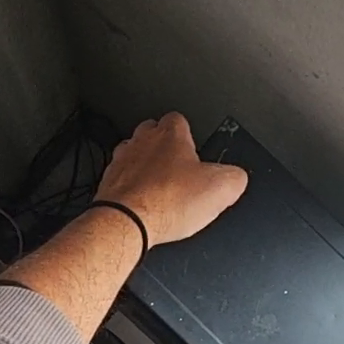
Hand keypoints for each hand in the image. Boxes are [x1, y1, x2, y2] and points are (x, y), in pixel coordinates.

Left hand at [94, 113, 247, 246]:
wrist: (126, 223)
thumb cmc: (165, 203)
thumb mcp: (220, 189)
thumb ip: (235, 178)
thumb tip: (237, 178)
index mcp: (170, 134)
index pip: (180, 120)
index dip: (189, 137)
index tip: (194, 152)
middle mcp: (141, 142)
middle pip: (153, 134)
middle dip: (163, 149)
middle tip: (176, 171)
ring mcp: (121, 162)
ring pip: (133, 155)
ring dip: (143, 168)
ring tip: (157, 188)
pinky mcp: (107, 185)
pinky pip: (119, 180)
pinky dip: (128, 189)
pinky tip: (139, 204)